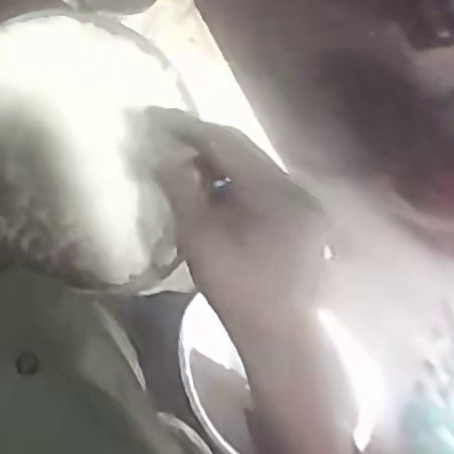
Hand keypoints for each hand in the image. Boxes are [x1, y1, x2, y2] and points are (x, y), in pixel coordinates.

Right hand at [148, 108, 330, 338]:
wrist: (280, 337)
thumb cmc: (237, 287)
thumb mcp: (198, 234)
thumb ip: (179, 186)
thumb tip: (160, 152)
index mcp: (275, 189)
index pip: (224, 141)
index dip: (185, 126)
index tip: (152, 116)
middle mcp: (294, 186)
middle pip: (240, 146)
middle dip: (199, 136)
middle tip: (162, 129)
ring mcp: (301, 199)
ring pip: (249, 161)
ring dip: (213, 155)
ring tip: (178, 153)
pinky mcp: (298, 213)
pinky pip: (258, 179)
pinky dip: (230, 174)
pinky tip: (206, 180)